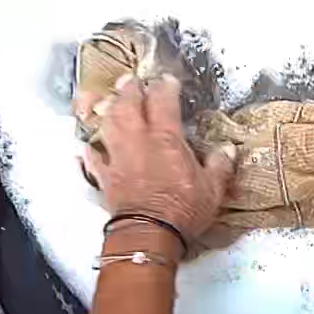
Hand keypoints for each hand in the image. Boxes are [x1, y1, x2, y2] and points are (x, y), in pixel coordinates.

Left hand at [84, 73, 234, 242]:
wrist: (149, 234)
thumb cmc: (182, 210)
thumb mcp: (213, 189)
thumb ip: (220, 166)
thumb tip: (228, 150)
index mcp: (166, 139)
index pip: (163, 102)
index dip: (165, 87)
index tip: (168, 80)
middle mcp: (137, 141)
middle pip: (128, 105)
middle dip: (130, 89)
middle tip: (131, 79)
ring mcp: (117, 158)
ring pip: (106, 124)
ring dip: (106, 109)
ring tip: (105, 99)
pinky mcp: (104, 177)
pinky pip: (92, 158)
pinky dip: (88, 149)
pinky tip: (85, 145)